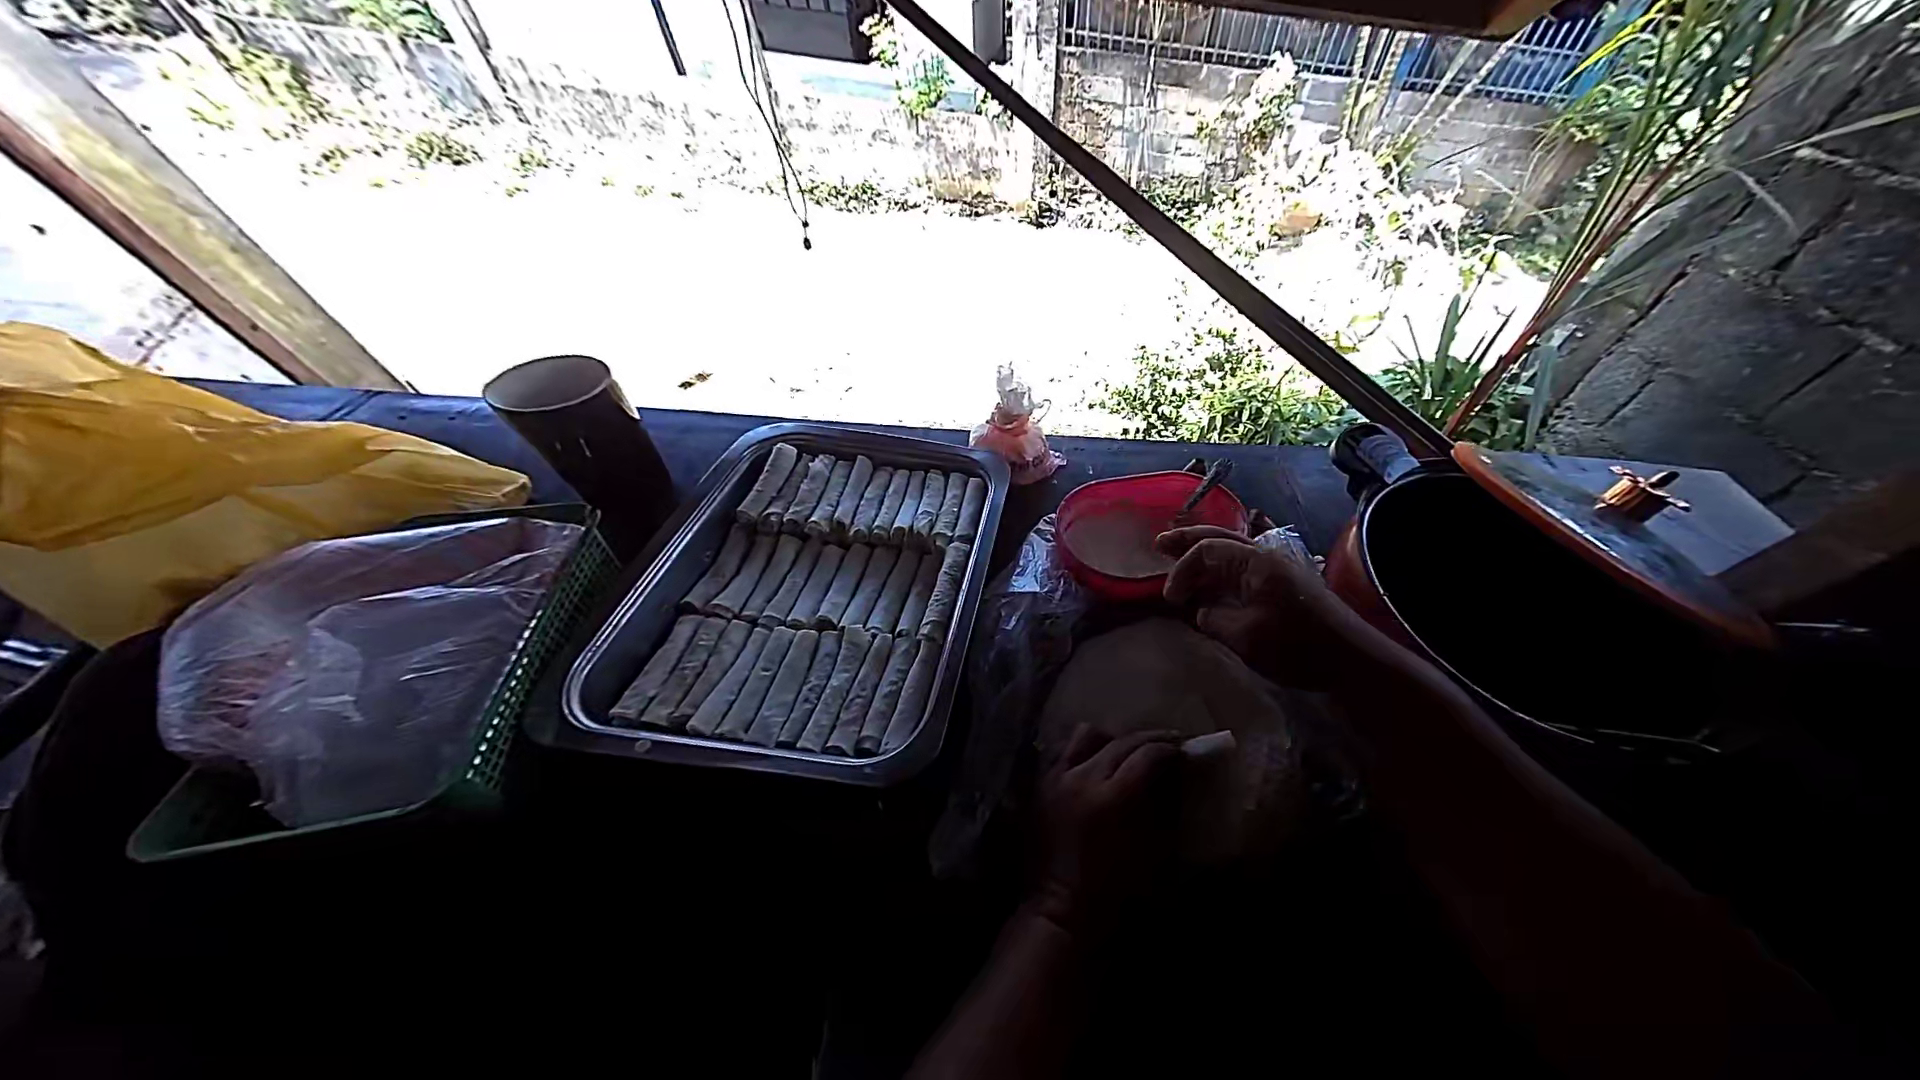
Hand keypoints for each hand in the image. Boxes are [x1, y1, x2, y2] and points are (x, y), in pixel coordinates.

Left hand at [1029, 724, 1179, 938]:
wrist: (1059, 907)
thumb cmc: (1112, 890)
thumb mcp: (1150, 851)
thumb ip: (1161, 808)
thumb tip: (1173, 777)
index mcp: (1112, 798)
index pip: (1146, 756)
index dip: (1169, 749)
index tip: (1184, 749)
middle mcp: (1082, 778)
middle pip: (1121, 742)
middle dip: (1149, 739)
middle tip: (1169, 742)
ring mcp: (1058, 776)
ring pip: (1088, 735)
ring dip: (1113, 738)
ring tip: (1128, 749)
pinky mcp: (1042, 782)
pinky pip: (1066, 750)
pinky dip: (1085, 749)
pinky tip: (1098, 761)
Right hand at [1156, 525, 1362, 688]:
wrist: (1353, 662)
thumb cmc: (1298, 647)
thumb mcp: (1245, 637)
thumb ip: (1214, 619)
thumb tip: (1202, 612)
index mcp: (1257, 563)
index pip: (1208, 551)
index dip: (1183, 571)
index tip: (1170, 599)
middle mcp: (1267, 557)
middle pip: (1220, 538)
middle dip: (1188, 541)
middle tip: (1160, 543)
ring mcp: (1278, 570)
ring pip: (1233, 550)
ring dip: (1204, 553)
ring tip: (1178, 555)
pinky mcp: (1285, 586)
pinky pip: (1244, 566)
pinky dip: (1221, 568)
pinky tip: (1211, 578)